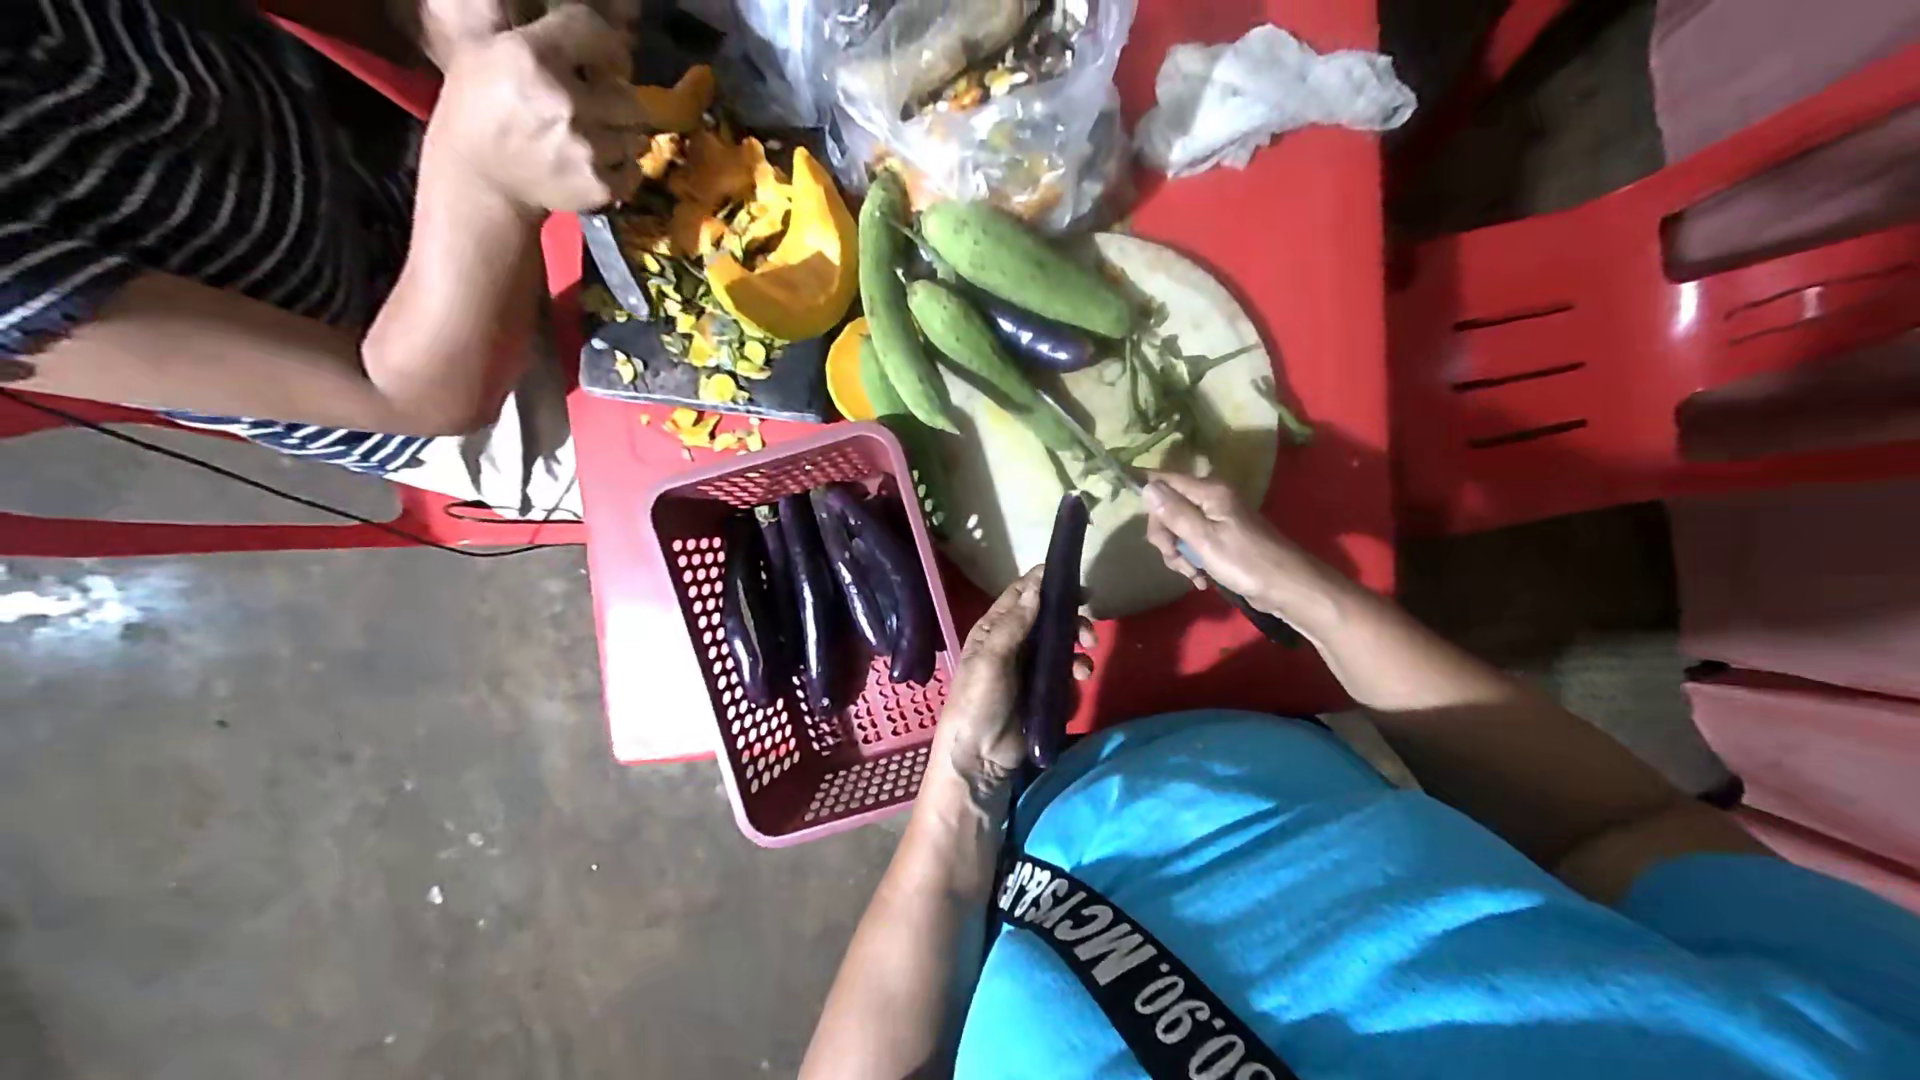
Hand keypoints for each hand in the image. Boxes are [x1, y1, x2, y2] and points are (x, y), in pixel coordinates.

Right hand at [422, 4, 644, 213]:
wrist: (483, 180)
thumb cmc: (481, 108)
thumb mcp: (485, 48)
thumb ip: (522, 20)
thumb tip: (568, 8)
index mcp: (531, 56)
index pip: (595, 33)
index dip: (606, 48)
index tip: (605, 61)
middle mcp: (565, 101)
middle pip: (628, 96)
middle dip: (617, 102)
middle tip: (598, 108)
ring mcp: (587, 148)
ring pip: (635, 136)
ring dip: (620, 136)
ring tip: (593, 137)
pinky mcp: (601, 184)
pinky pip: (634, 169)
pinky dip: (621, 168)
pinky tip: (594, 163)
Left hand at [931, 568, 1094, 808]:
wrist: (980, 758)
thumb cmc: (978, 702)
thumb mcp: (991, 660)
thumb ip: (1014, 624)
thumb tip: (1036, 587)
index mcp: (994, 629)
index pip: (1021, 594)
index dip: (1044, 582)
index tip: (1073, 578)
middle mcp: (1014, 642)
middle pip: (1048, 617)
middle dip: (1070, 618)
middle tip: (1088, 628)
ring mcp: (1030, 667)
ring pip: (1061, 644)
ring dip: (1077, 646)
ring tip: (1085, 660)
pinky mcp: (1044, 691)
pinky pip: (1066, 672)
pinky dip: (1076, 671)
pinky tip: (1079, 680)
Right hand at [1142, 472, 1351, 626]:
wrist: (1288, 588)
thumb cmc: (1246, 562)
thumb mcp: (1203, 539)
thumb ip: (1174, 512)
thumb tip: (1147, 486)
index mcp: (1209, 492)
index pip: (1165, 479)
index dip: (1144, 487)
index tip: (1121, 493)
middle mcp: (1212, 499)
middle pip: (1168, 508)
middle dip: (1165, 536)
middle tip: (1174, 558)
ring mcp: (1217, 519)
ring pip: (1178, 529)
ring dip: (1178, 553)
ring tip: (1192, 573)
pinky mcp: (1222, 538)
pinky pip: (1193, 543)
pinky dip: (1192, 560)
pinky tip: (1199, 577)